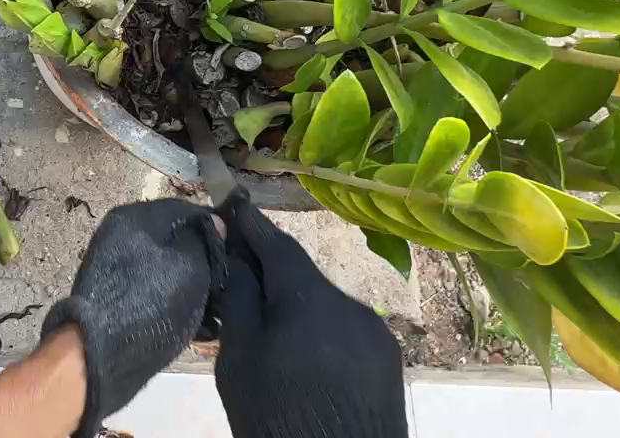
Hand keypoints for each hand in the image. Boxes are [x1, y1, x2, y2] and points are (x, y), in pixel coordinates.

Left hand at [42, 198, 225, 437]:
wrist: (98, 353)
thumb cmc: (148, 301)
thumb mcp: (189, 267)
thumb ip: (204, 241)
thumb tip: (214, 222)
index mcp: (135, 217)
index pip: (184, 209)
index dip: (214, 226)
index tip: (238, 246)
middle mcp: (122, 235)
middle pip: (175, 240)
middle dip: (206, 261)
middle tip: (231, 284)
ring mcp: (118, 267)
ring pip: (168, 268)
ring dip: (196, 287)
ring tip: (221, 311)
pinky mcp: (120, 297)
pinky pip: (156, 290)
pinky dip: (178, 303)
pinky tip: (203, 327)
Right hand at [213, 190, 406, 437]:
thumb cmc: (276, 419)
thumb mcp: (239, 358)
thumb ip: (238, 294)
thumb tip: (233, 245)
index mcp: (310, 299)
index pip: (277, 243)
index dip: (252, 223)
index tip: (231, 202)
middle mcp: (350, 306)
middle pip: (301, 273)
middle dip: (270, 269)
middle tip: (238, 276)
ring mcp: (375, 336)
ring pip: (323, 302)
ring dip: (295, 303)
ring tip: (268, 327)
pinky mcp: (389, 364)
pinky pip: (343, 329)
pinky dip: (318, 329)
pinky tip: (302, 355)